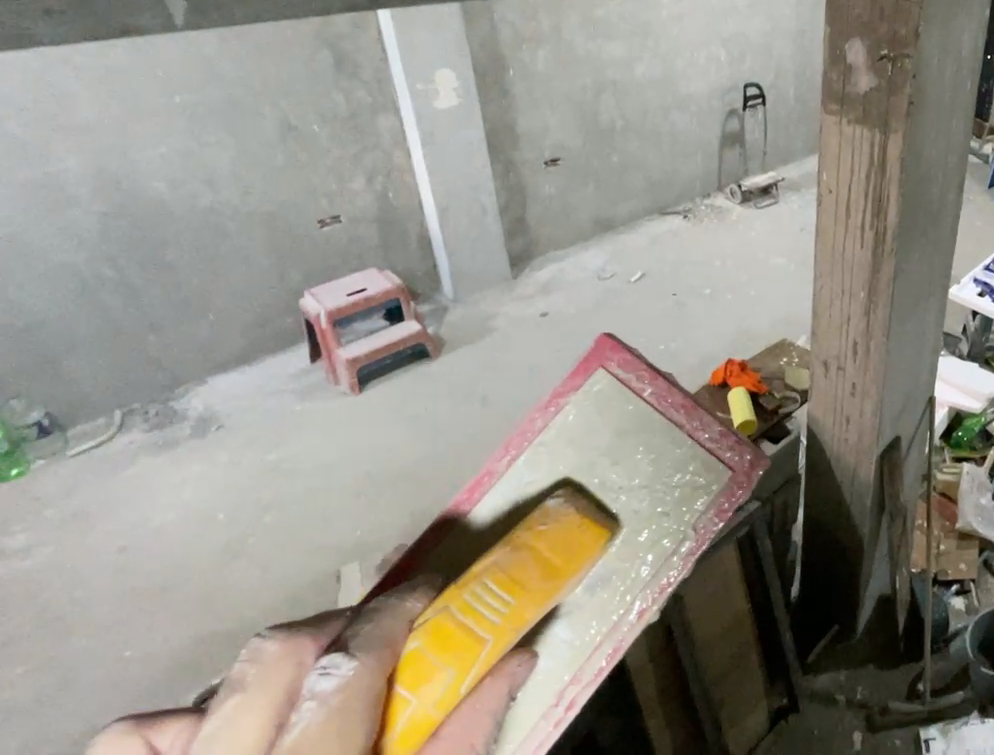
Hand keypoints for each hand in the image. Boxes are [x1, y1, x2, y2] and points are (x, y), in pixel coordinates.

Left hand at [87, 580, 535, 754]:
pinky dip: (178, 725)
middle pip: (277, 655)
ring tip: (304, 696)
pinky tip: (221, 737)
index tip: (431, 594)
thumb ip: (462, 735)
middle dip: (336, 626)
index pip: (352, 662)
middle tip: (377, 633)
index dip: (395, 610)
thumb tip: (518, 657)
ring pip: (205, 692)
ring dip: (268, 677)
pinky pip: (133, 739)